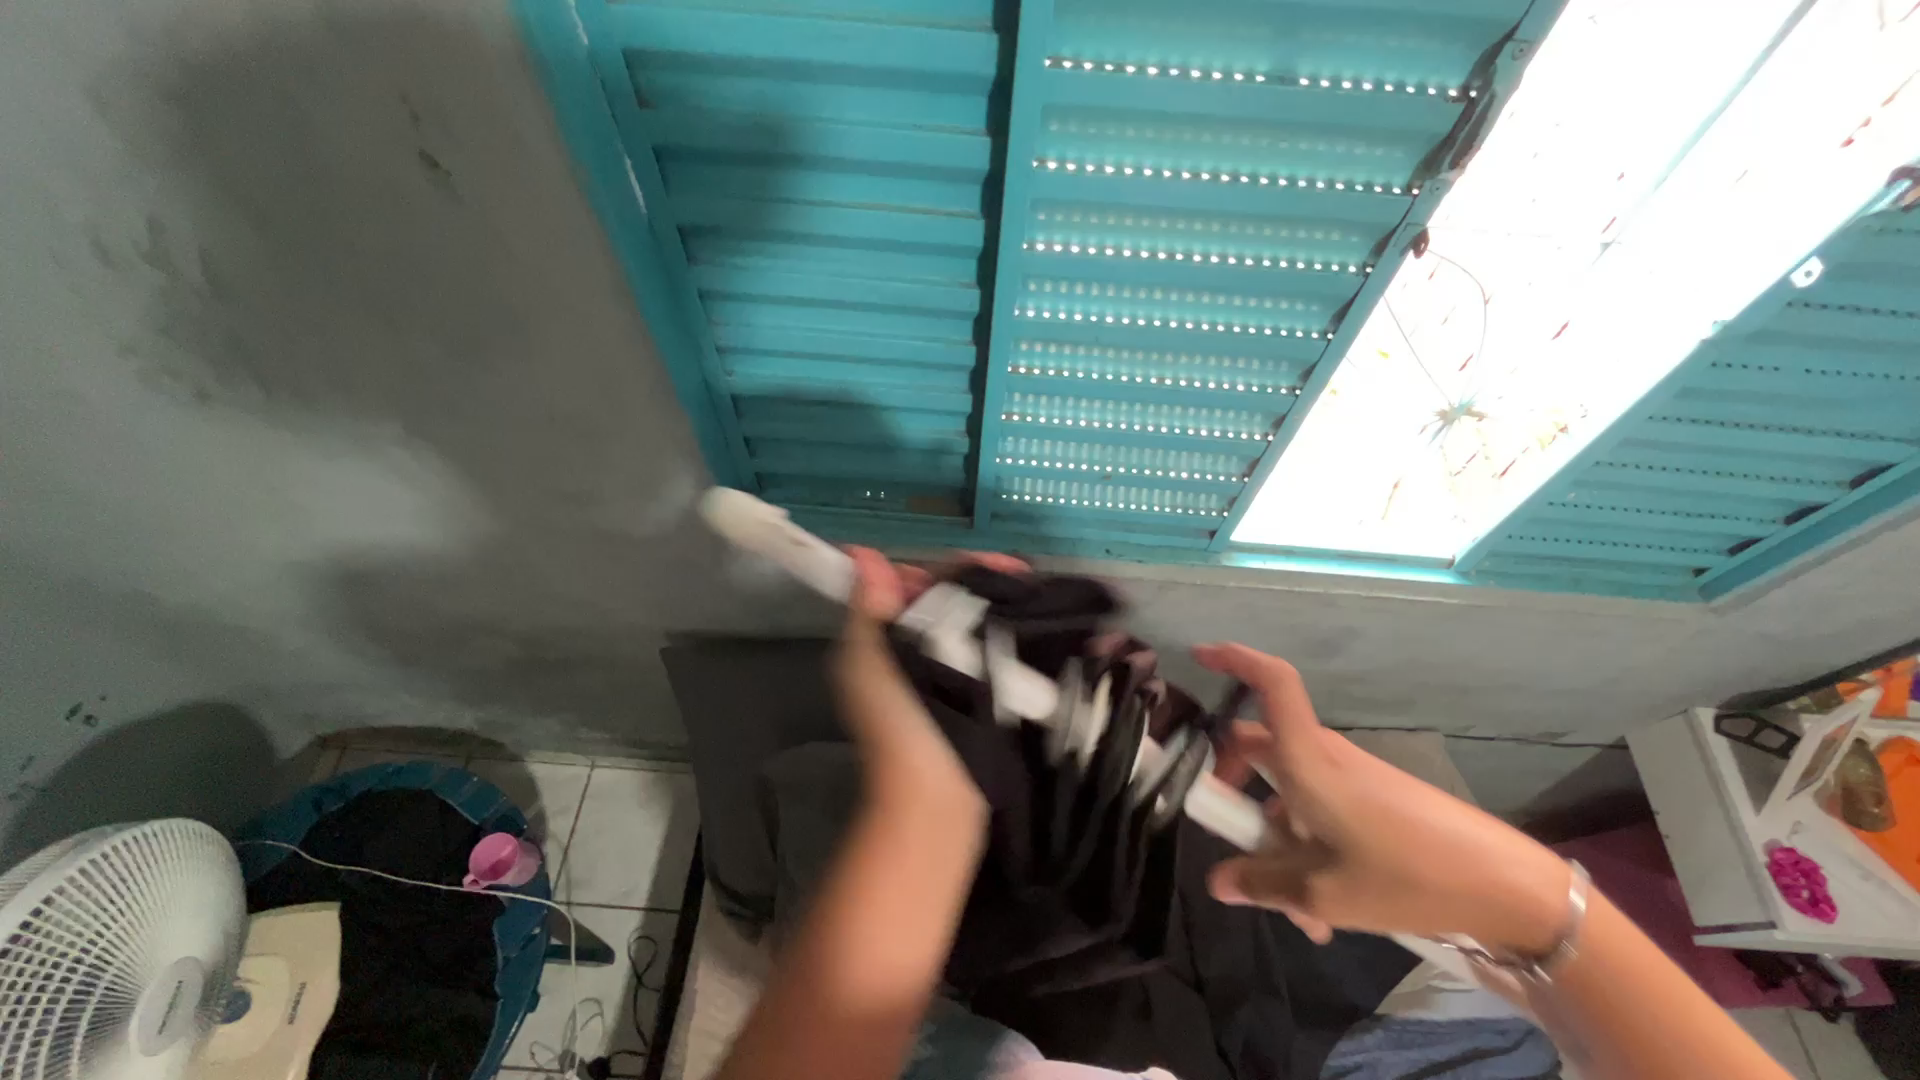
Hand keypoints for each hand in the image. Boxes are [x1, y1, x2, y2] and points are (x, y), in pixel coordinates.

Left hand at [829, 548, 1019, 815]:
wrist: (934, 795)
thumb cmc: (895, 724)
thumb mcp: (866, 663)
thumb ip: (867, 609)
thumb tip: (863, 553)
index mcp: (883, 639)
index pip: (911, 586)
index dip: (941, 569)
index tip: (979, 564)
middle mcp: (914, 651)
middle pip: (946, 599)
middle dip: (979, 580)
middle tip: (1020, 573)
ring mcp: (949, 672)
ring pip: (973, 620)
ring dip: (998, 601)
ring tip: (1032, 589)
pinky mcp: (980, 693)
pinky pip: (993, 648)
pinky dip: (1011, 631)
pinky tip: (1036, 621)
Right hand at [1196, 643, 1571, 953]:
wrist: (1506, 889)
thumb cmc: (1404, 877)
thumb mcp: (1322, 894)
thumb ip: (1261, 884)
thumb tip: (1218, 883)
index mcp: (1307, 761)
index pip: (1272, 683)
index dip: (1235, 660)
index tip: (1198, 655)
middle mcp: (1325, 756)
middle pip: (1261, 749)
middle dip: (1237, 791)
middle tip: (1231, 839)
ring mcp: (1352, 777)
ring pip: (1290, 795)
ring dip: (1281, 844)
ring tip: (1299, 913)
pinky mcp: (1374, 799)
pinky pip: (1321, 813)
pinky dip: (1311, 852)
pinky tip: (1328, 912)